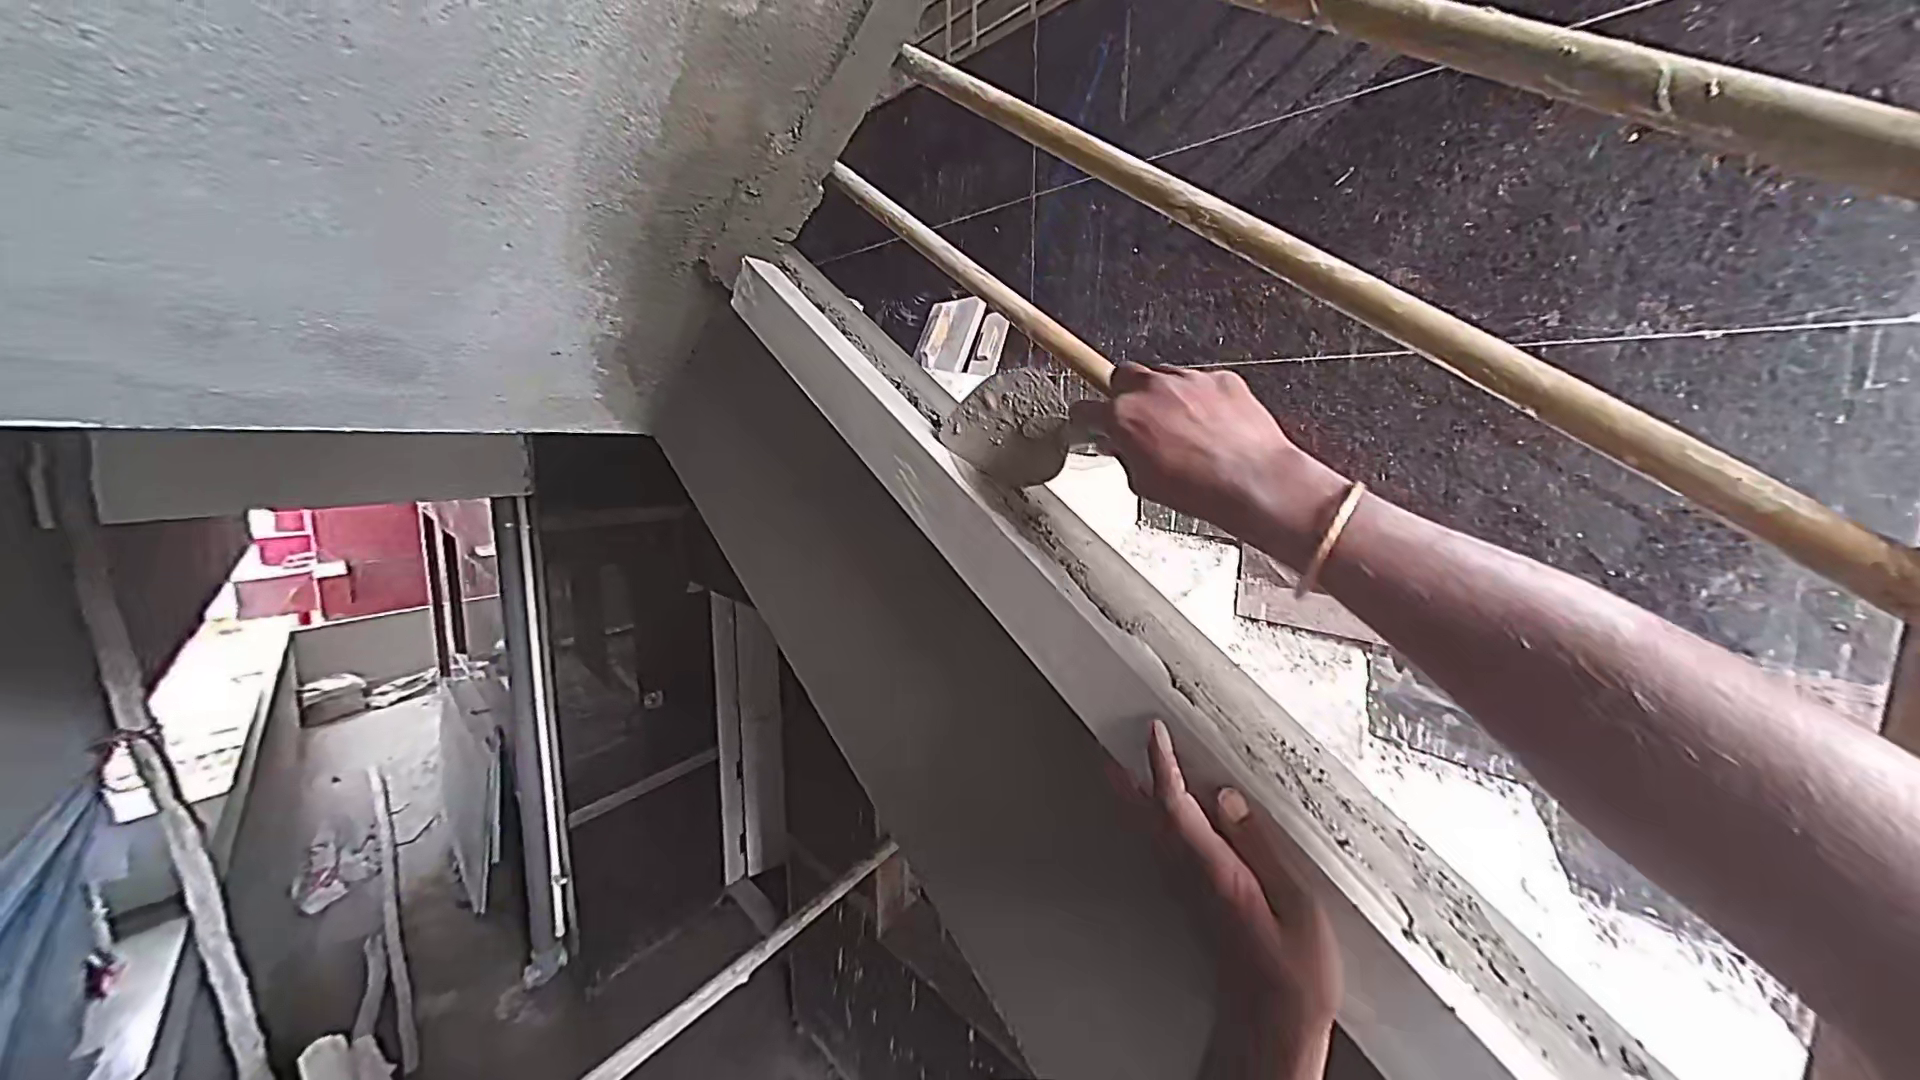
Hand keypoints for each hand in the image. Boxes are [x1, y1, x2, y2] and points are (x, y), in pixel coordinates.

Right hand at [1073, 364, 1346, 562]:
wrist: (1252, 482)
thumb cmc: (1199, 488)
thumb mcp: (1141, 482)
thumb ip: (1123, 455)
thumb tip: (1121, 448)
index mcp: (1124, 416)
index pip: (1086, 409)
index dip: (1086, 419)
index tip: (1089, 423)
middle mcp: (1152, 389)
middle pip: (1123, 377)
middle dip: (1125, 397)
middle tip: (1136, 422)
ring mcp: (1187, 380)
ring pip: (1162, 378)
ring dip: (1164, 398)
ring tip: (1179, 431)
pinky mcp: (1220, 379)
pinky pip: (1199, 383)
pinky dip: (1199, 400)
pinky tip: (1208, 428)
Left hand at [1110, 721, 1342, 1079]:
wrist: (1270, 1019)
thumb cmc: (1290, 969)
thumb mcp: (1296, 904)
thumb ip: (1259, 845)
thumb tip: (1229, 799)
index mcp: (1212, 867)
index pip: (1174, 803)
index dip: (1161, 763)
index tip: (1153, 732)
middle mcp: (1187, 871)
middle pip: (1142, 812)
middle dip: (1121, 774)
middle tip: (1106, 741)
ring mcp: (1182, 883)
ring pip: (1145, 826)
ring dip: (1131, 792)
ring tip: (1121, 760)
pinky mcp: (1187, 891)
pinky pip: (1159, 841)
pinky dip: (1150, 813)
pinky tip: (1157, 805)